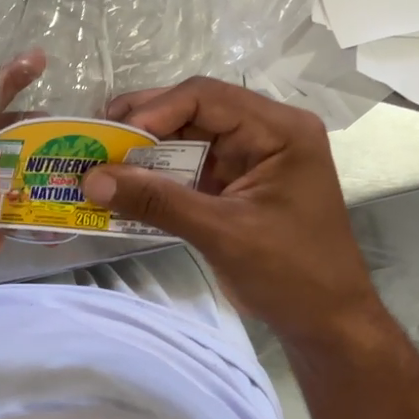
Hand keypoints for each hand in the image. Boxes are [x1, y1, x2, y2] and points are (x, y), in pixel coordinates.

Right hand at [80, 77, 387, 346]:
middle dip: (142, 127)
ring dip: (143, 153)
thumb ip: (157, 202)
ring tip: (99, 164)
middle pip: (193, 112)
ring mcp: (250, 161)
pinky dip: (155, 178)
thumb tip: (92, 179)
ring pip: (186, 140)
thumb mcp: (222, 233)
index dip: (154, 111)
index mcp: (279, 130)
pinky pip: (187, 170)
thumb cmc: (291, 272)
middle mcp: (266, 134)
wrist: (327, 321)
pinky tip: (122, 188)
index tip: (113, 139)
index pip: (206, 97)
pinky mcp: (234, 187)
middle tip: (95, 141)